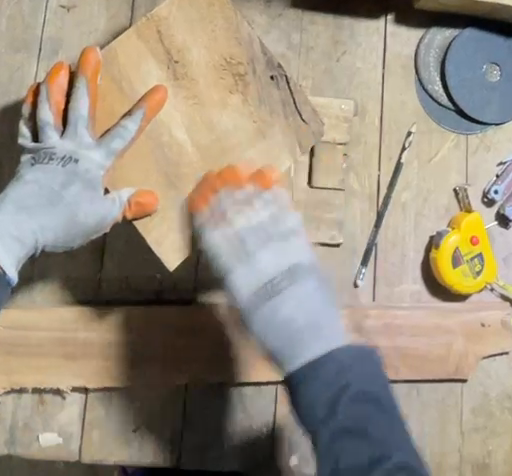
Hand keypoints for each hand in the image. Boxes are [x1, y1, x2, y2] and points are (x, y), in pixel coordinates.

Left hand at [0, 47, 165, 284]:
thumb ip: (126, 204)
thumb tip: (155, 198)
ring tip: (59, 64)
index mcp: (94, 161)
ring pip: (52, 109)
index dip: (143, 110)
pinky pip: (28, 125)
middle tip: (91, 51)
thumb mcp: (101, 218)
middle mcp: (72, 145)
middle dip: (88, 78)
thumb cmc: (63, 222)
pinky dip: (30, 108)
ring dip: (56, 86)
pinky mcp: (26, 153)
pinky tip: (31, 92)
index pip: (124, 132)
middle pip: (82, 107)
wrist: (17, 227)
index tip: (159, 89)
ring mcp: (47, 146)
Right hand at [189, 165, 349, 375]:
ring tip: (242, 171)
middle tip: (220, 173)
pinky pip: (285, 213)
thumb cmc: (273, 334)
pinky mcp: (301, 243)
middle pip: (236, 216)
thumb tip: (229, 257)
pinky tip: (270, 182)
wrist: (311, 341)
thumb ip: (236, 280)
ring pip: (259, 209)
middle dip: (227, 193)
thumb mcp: (243, 308)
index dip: (206, 212)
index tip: (200, 193)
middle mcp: (253, 255)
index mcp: (234, 274)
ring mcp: (278, 246)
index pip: (214, 234)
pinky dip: (276, 196)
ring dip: (249, 188)